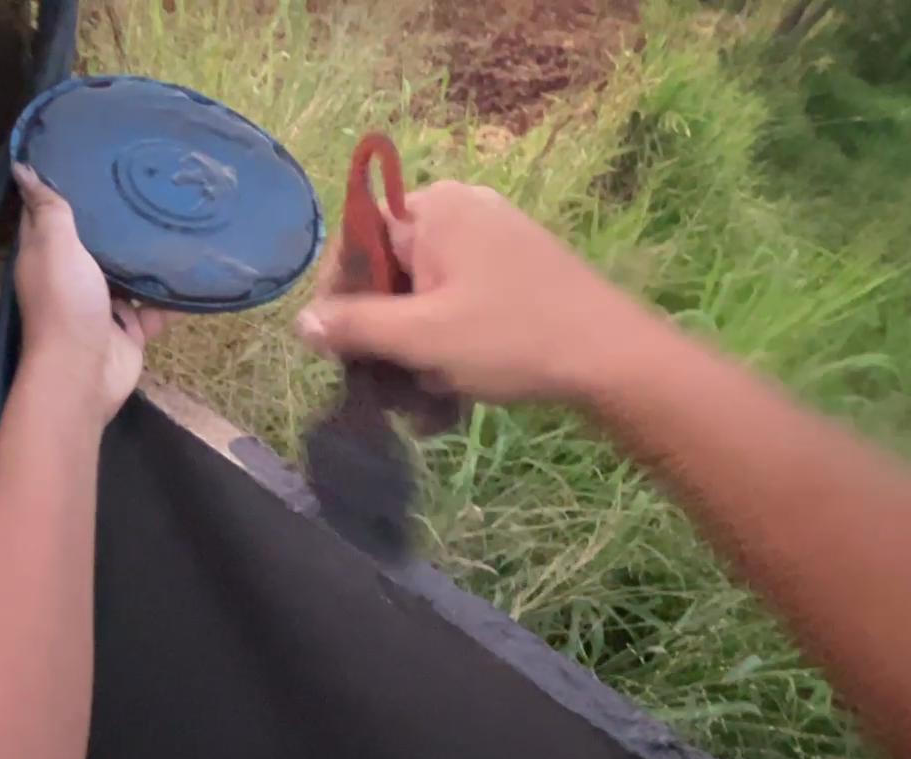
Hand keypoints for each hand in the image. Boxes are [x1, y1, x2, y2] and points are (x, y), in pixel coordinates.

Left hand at [11, 163, 175, 424]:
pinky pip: (157, 308)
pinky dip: (174, 296)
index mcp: (47, 256)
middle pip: (94, 242)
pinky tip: (197, 270)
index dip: (60, 185)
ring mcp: (104, 305)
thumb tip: (22, 167)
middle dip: (114, 218)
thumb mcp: (55, 247)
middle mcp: (74, 278)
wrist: (86, 372)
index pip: (48, 214)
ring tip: (175, 217)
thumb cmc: (66, 304)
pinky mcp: (131, 329)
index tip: (83, 156)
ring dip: (148, 255)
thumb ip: (49, 209)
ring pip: (128, 274)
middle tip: (142, 180)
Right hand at [296, 181, 680, 404]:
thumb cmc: (510, 338)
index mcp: (434, 208)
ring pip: (422, 297)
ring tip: (425, 398)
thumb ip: (354, 327)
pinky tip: (452, 389)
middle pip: (390, 273)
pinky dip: (446, 344)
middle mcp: (460, 211)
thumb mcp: (420, 338)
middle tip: (385, 383)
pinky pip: (455, 304)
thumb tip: (300, 323)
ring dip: (414, 351)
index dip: (338, 297)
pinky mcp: (512, 272)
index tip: (336, 348)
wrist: (610, 359)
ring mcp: (490, 240)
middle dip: (383, 335)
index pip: (357, 243)